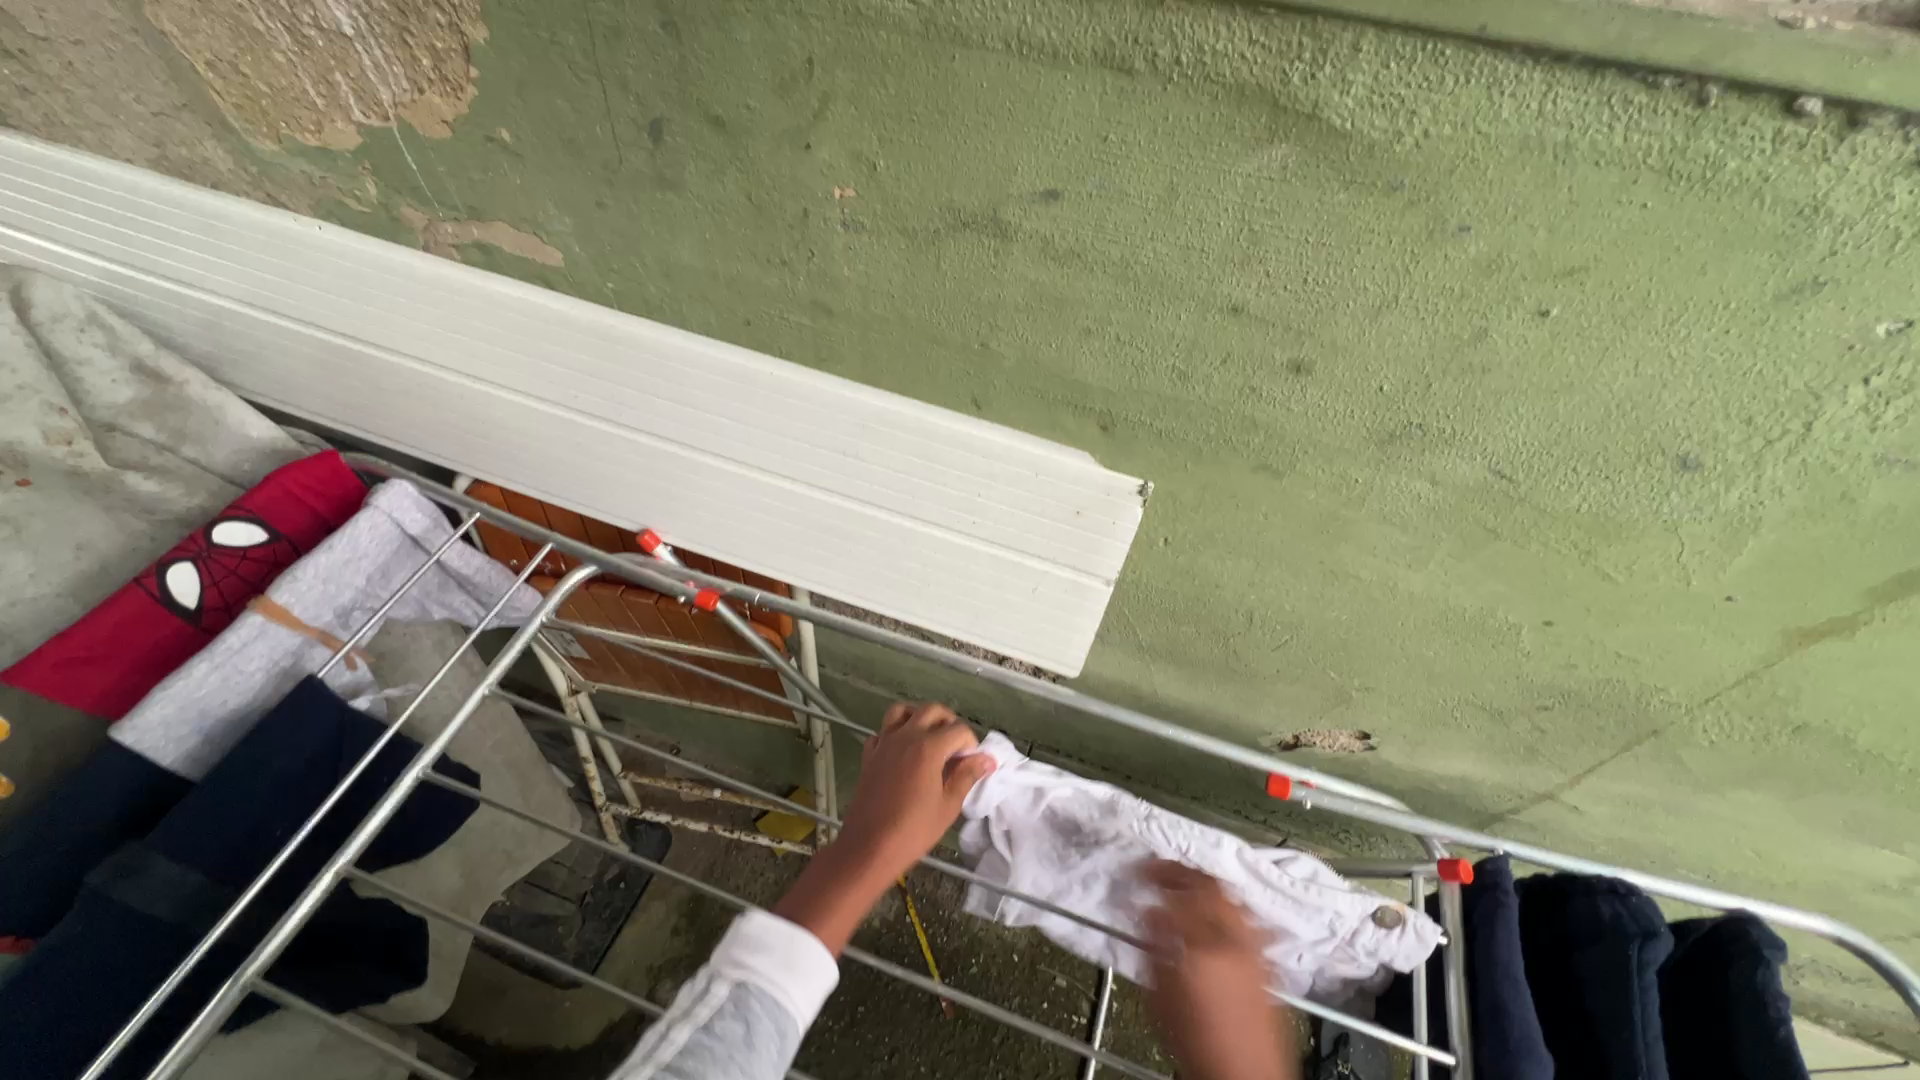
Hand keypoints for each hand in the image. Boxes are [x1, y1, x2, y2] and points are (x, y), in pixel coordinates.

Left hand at [838, 702, 995, 880]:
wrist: (869, 846)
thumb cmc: (913, 829)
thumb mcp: (948, 805)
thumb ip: (967, 775)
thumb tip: (987, 759)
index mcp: (928, 747)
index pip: (958, 729)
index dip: (970, 743)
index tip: (972, 763)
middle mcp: (905, 736)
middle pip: (931, 710)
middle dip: (949, 722)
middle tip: (955, 746)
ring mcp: (884, 743)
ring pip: (902, 711)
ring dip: (919, 717)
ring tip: (929, 738)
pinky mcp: (869, 755)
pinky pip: (882, 732)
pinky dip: (894, 734)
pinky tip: (902, 753)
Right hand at [1143, 860, 1297, 1079]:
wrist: (1245, 1077)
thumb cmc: (1194, 1043)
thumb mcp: (1159, 999)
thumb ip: (1153, 950)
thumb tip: (1146, 915)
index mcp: (1199, 946)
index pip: (1172, 896)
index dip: (1151, 879)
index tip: (1137, 874)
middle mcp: (1230, 938)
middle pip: (1207, 885)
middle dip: (1181, 870)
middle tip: (1159, 868)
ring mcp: (1253, 946)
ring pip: (1231, 895)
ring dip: (1206, 884)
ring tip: (1187, 883)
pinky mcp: (1266, 959)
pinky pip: (1248, 916)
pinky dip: (1229, 905)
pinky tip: (1219, 911)